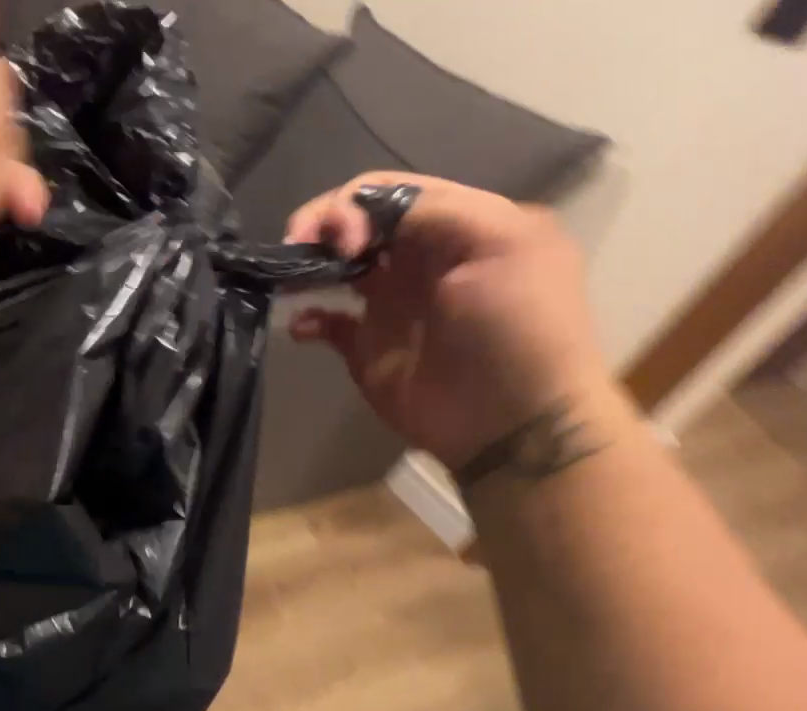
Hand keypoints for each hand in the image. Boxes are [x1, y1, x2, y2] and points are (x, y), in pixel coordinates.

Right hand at [284, 172, 615, 470]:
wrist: (512, 420)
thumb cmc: (516, 327)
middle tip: (300, 250)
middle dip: (321, 227)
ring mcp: (391, 304)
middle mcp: (420, 259)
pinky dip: (305, 319)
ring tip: (290, 281)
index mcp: (458, 227)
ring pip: (336, 267)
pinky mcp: (366, 347)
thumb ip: (435, 212)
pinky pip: (324, 322)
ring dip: (307, 265)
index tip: (342, 240)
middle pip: (356, 224)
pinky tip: (300, 327)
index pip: (391, 193)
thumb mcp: (501, 244)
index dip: (354, 205)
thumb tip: (361, 214)